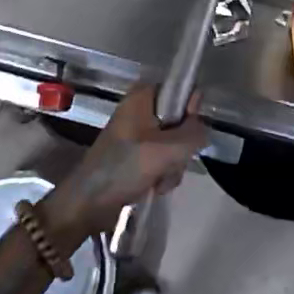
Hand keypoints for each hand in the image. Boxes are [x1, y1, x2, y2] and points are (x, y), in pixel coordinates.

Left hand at [40, 85, 207, 247]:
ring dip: (172, 166)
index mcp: (143, 97)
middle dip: (180, 148)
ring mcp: (139, 134)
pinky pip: (164, 160)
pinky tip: (154, 186)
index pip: (181, 91)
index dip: (190, 112)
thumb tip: (204, 123)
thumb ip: (193, 133)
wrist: (89, 203)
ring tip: (157, 179)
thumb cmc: (123, 167)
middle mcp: (141, 110)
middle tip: (170, 161)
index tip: (189, 133)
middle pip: (181, 121)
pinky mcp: (137, 155)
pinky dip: (163, 174)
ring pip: (175, 144)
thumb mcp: (165, 150)